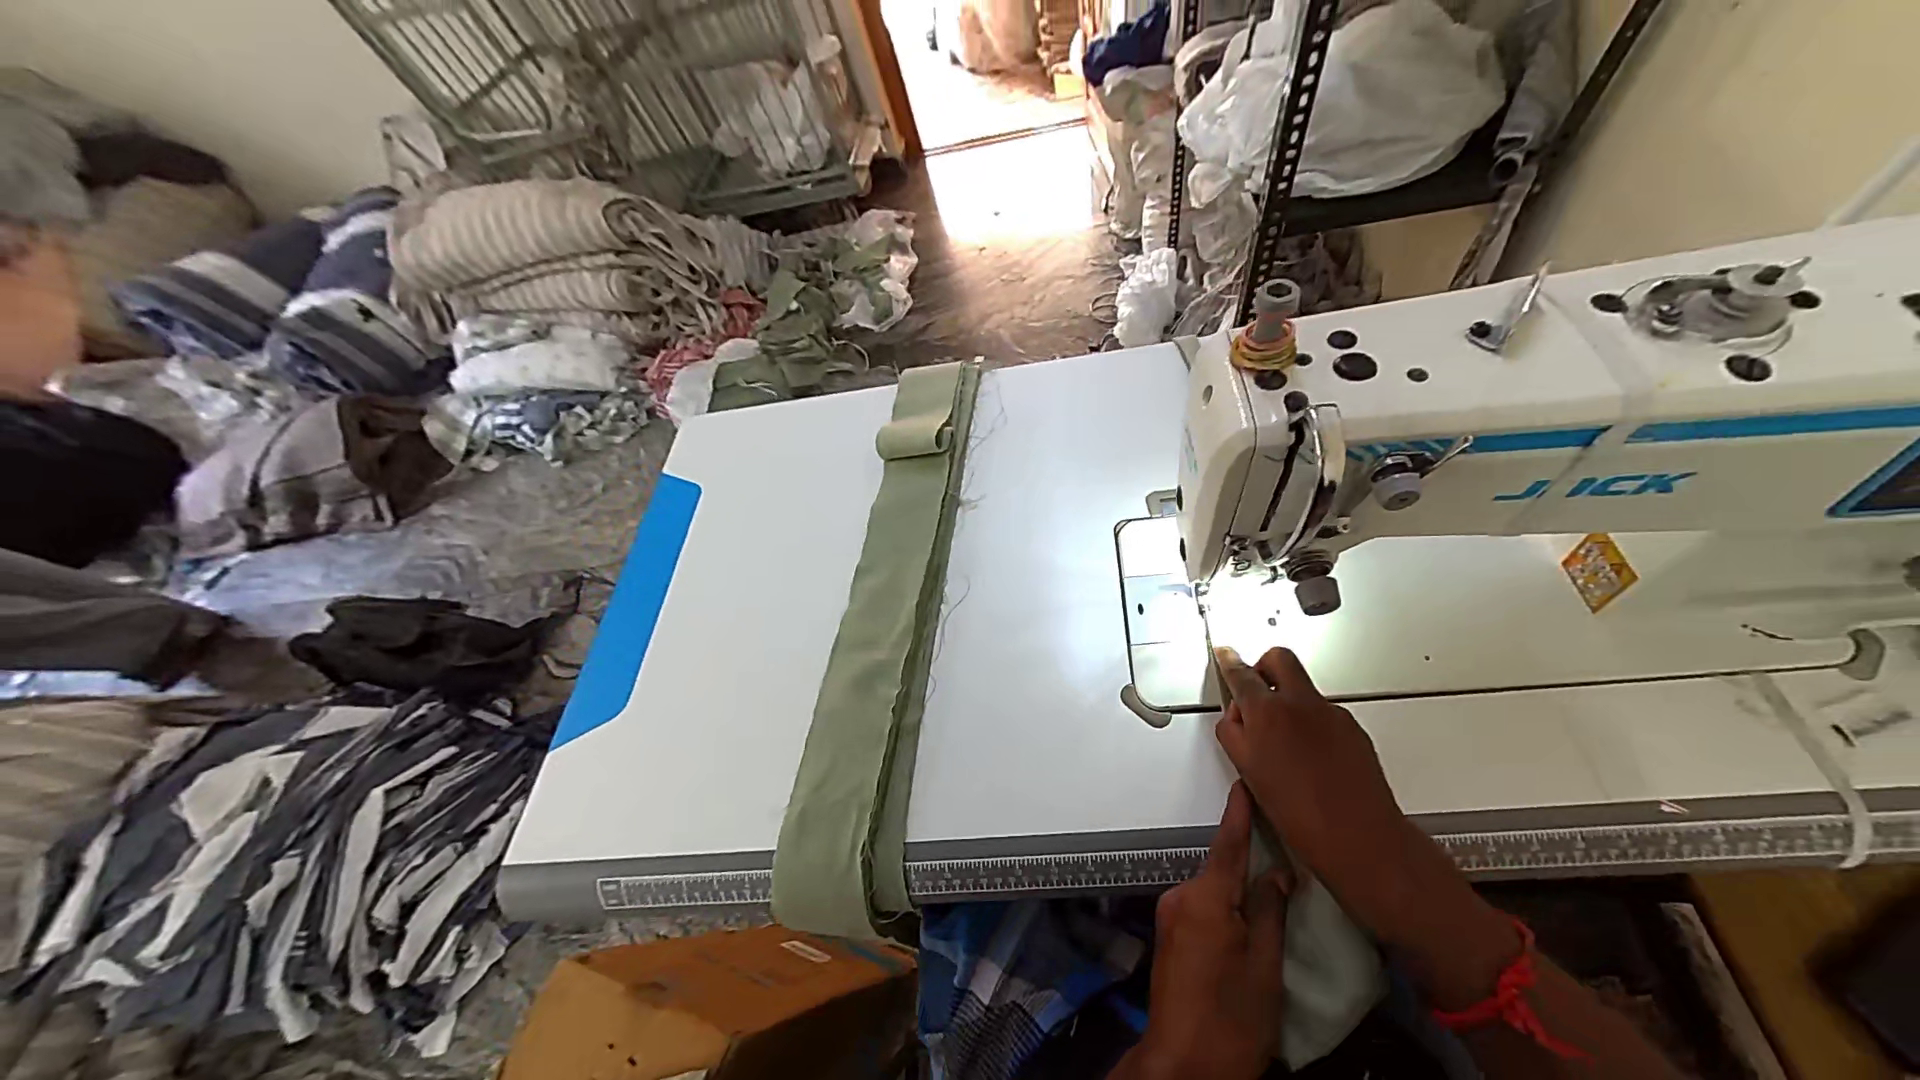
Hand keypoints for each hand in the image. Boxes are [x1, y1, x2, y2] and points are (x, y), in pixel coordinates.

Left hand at [1114, 782, 1288, 1079]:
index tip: (1244, 784)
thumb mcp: (1265, 966)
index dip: (1239, 813)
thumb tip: (1277, 873)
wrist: (1184, 1063)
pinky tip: (1243, 925)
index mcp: (1205, 898)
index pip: (1227, 845)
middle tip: (1281, 853)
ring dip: (1236, 892)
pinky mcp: (1168, 932)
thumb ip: (1270, 912)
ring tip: (1270, 901)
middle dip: (1248, 862)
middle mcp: (1181, 897)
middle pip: (1220, 868)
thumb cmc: (1232, 1019)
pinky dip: (1223, 908)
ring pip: (1211, 889)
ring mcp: (1170, 914)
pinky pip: (1200, 907)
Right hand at [1211, 646, 1406, 894]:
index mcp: (1267, 712)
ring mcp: (1332, 714)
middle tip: (1254, 685)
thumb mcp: (1246, 770)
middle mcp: (1301, 704)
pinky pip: (1325, 713)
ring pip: (1303, 688)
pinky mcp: (1353, 729)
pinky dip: (1312, 723)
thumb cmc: (1302, 814)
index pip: (1241, 673)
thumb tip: (1235, 721)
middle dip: (1263, 666)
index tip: (1225, 656)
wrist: (1357, 837)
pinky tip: (1308, 755)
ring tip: (1282, 740)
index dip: (1229, 662)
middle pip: (1279, 659)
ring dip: (1289, 700)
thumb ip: (1233, 734)